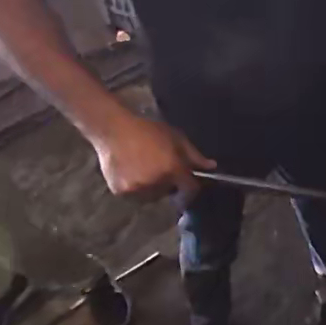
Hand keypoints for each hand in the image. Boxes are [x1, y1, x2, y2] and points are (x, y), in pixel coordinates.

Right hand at [95, 114, 214, 197]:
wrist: (113, 129)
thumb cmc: (147, 130)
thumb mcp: (176, 138)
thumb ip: (194, 156)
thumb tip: (211, 166)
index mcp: (173, 169)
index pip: (190, 190)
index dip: (191, 189)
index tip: (187, 186)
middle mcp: (157, 182)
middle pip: (170, 192)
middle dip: (169, 184)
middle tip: (160, 168)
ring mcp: (138, 189)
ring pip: (153, 196)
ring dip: (153, 188)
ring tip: (144, 169)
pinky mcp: (122, 192)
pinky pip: (136, 196)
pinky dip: (137, 188)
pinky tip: (132, 172)